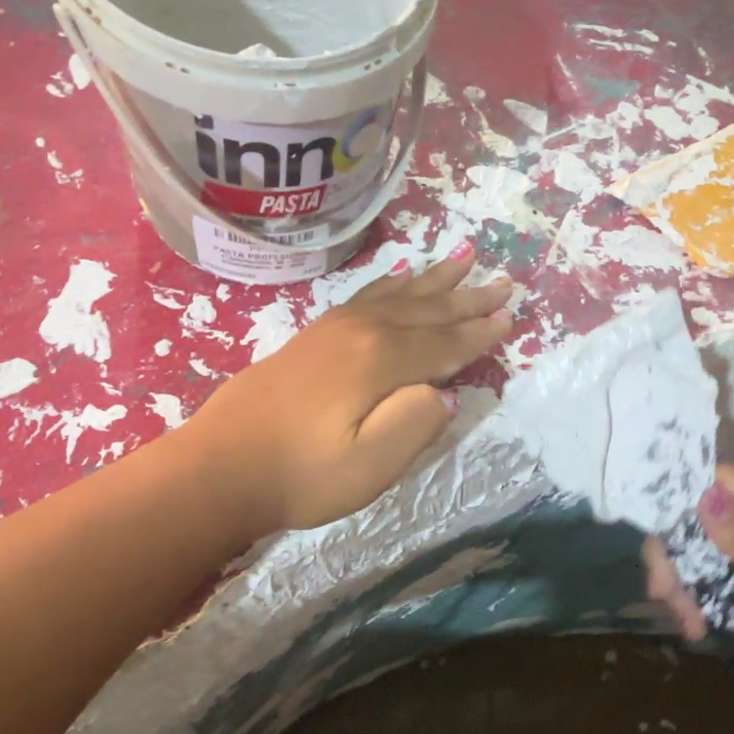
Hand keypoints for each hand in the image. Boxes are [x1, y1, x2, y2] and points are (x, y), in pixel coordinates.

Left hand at [184, 242, 513, 535]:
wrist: (221, 467)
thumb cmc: (301, 475)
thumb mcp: (370, 465)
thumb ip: (415, 423)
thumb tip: (443, 392)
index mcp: (380, 359)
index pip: (444, 343)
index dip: (479, 333)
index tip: (512, 317)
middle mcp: (360, 331)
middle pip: (425, 309)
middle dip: (466, 298)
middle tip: (504, 281)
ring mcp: (331, 329)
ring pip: (396, 296)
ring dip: (433, 281)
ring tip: (463, 258)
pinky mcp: (311, 337)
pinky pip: (365, 297)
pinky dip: (391, 285)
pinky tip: (398, 279)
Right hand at [643, 465, 733, 687]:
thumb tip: (702, 496)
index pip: (724, 482)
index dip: (685, 499)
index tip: (658, 534)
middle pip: (703, 520)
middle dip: (678, 556)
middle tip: (661, 594)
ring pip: (701, 554)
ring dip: (684, 585)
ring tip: (686, 622)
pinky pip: (711, 580)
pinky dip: (697, 600)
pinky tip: (696, 626)